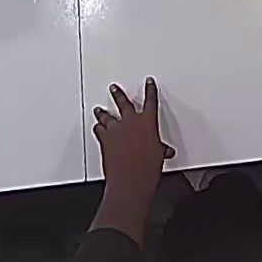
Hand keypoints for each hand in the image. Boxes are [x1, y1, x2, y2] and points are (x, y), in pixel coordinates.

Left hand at [94, 78, 175, 198]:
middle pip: (123, 102)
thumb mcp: (159, 155)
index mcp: (147, 122)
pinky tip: (97, 127)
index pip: (151, 101)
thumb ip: (160, 149)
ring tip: (99, 108)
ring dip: (103, 112)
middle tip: (114, 87)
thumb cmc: (147, 167)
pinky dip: (98, 128)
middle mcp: (131, 122)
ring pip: (107, 115)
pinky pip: (99, 129)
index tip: (149, 82)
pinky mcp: (105, 139)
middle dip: (119, 94)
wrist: (130, 179)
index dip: (150, 90)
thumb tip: (164, 152)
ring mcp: (116, 129)